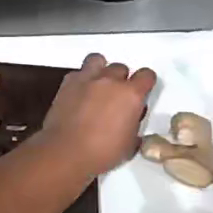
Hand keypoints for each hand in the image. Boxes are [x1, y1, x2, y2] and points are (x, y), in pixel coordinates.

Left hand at [36, 53, 155, 177]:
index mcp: (131, 94)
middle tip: (115, 97)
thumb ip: (133, 125)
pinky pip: (77, 73)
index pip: (146, 75)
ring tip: (97, 86)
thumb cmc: (102, 152)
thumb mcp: (129, 143)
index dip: (145, 83)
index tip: (141, 92)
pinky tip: (79, 94)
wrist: (66, 151)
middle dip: (120, 79)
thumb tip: (130, 122)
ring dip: (100, 70)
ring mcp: (86, 80)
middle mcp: (110, 81)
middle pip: (120, 67)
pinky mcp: (66, 84)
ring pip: (97, 60)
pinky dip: (80, 80)